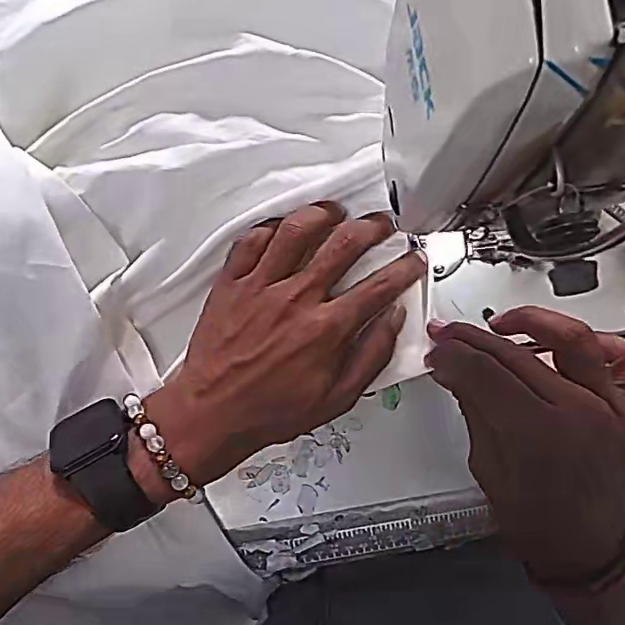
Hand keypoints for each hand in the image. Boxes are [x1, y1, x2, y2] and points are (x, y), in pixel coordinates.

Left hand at [139, 202, 427, 494]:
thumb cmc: (267, 410)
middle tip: (382, 227)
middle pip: (345, 243)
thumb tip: (392, 322)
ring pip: (297, 229)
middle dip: (374, 228)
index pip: (379, 286)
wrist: (213, 412)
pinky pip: (252, 240)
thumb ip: (372, 356)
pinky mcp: (232, 284)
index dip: (404, 267)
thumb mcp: (336, 398)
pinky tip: (282, 228)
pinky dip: (271, 227)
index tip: (411, 261)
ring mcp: (261, 287)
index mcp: (325, 329)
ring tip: (335, 212)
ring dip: (323, 213)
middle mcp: (295, 300)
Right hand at [424, 307, 624, 585]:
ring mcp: (608, 407)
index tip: (439, 350)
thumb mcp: (487, 466)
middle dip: (473, 339)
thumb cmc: (537, 522)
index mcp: (536, 434)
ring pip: (572, 338)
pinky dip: (597, 341)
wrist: (583, 547)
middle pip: (516, 353)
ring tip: (503, 324)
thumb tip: (456, 370)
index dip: (454, 354)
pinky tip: (565, 344)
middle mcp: (578, 414)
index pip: (484, 371)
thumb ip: (474, 410)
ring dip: (532, 321)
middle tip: (452, 335)